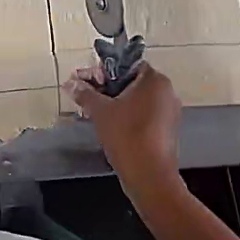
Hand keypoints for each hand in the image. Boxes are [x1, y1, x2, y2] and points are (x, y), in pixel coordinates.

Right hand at [64, 62, 183, 200]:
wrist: (150, 176)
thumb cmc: (126, 135)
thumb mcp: (100, 112)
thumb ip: (85, 94)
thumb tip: (70, 83)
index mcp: (155, 80)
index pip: (126, 64)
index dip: (103, 70)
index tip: (85, 81)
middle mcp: (166, 91)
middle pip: (132, 82)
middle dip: (107, 87)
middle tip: (86, 96)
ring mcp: (169, 112)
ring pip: (137, 100)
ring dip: (116, 102)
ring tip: (94, 112)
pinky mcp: (167, 130)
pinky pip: (144, 114)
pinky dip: (128, 116)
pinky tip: (110, 125)